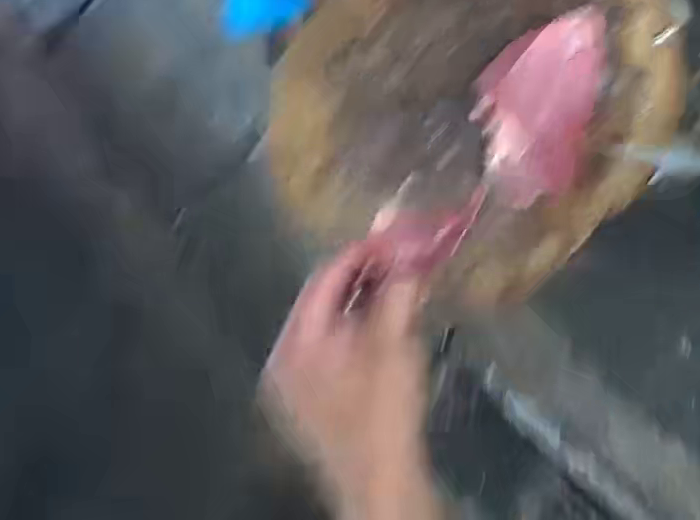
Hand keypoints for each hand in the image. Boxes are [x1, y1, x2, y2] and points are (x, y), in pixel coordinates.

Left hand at [263, 242, 440, 519]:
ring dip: (372, 291)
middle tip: (412, 251)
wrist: (374, 468)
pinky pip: (339, 335)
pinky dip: (367, 314)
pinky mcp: (316, 389)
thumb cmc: (382, 402)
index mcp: (297, 344)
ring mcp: (298, 376)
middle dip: (371, 269)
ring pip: (336, 315)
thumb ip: (400, 289)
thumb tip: (412, 247)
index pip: (325, 278)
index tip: (403, 230)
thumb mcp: (396, 340)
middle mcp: (287, 356)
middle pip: (327, 295)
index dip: (364, 249)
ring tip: (411, 275)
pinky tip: (397, 311)